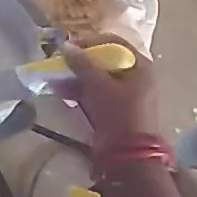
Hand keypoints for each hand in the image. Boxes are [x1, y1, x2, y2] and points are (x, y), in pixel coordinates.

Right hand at [62, 34, 157, 150]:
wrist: (128, 155)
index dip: (91, 42)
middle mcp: (135, 77)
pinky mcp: (115, 109)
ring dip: (77, 77)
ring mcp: (125, 94)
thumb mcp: (99, 86)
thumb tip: (66, 46)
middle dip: (81, 62)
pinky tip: (61, 92)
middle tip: (61, 62)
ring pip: (98, 78)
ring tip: (56, 78)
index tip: (70, 45)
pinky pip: (96, 94)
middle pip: (105, 61)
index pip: (114, 43)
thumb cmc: (119, 113)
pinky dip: (81, 92)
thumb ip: (82, 64)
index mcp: (140, 66)